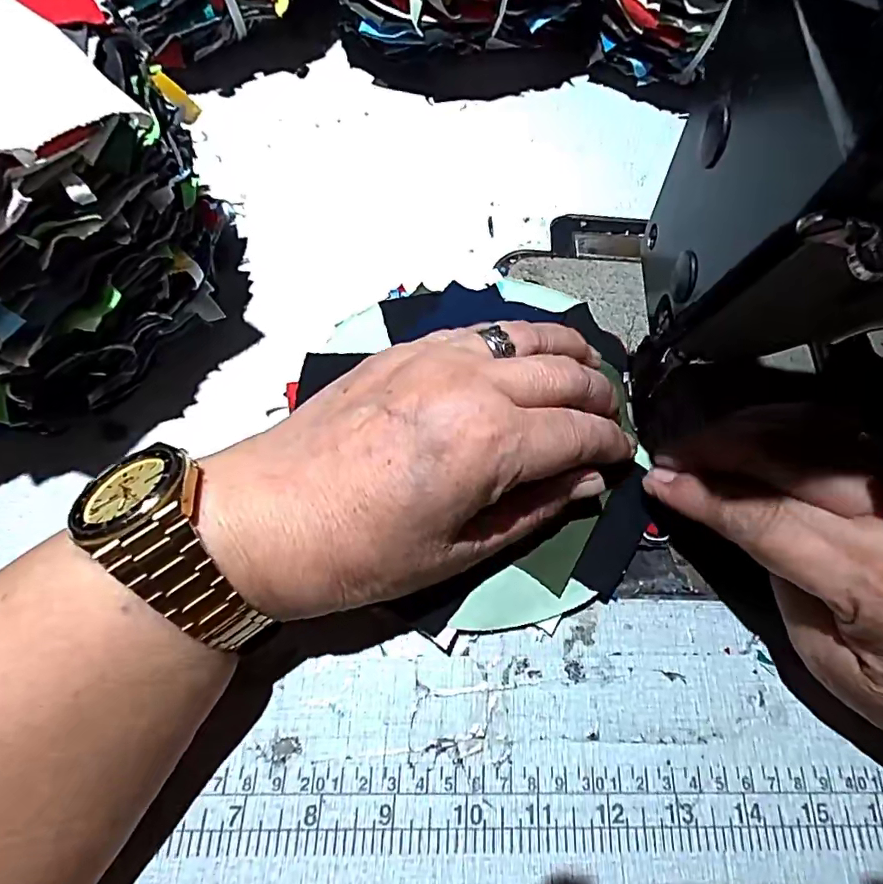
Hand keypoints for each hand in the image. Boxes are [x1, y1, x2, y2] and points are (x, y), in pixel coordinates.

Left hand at [195, 322, 633, 620]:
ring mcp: (440, 357)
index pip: (580, 432)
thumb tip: (588, 482)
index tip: (623, 456)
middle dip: (602, 398)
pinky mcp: (410, 348)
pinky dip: (523, 339)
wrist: (259, 518)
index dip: (612, 444)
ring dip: (572, 354)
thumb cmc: (360, 554)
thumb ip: (536, 509)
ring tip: (589, 372)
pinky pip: (486, 329)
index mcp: (493, 443)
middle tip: (611, 419)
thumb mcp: (460, 553)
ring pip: (532, 337)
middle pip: (568, 376)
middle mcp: (476, 385)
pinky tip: (528, 355)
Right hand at [642, 407, 882, 795]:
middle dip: (722, 446)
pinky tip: (759, 437)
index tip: (661, 478)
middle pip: (794, 459)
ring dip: (753, 428)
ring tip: (704, 441)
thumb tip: (744, 521)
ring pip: (820, 434)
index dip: (707, 494)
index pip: (771, 518)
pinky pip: (847, 440)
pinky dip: (792, 431)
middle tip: (673, 452)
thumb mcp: (835, 667)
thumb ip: (787, 582)